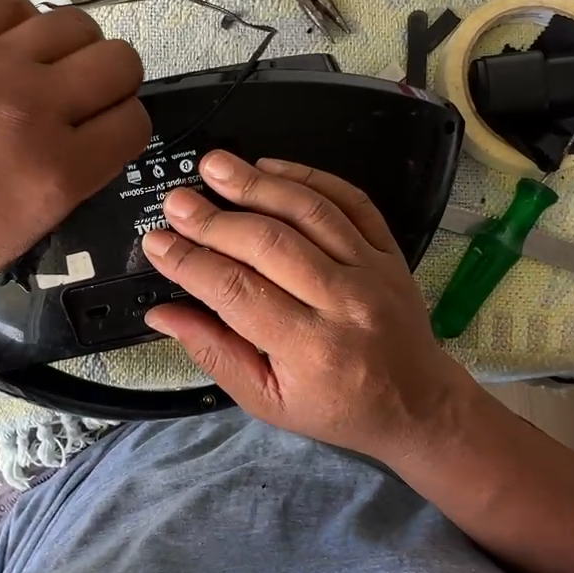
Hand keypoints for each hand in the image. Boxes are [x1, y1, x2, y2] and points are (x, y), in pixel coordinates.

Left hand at [0, 0, 149, 340]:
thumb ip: (60, 186)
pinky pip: (10, 5)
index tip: (106, 136)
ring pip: (75, 23)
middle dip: (112, 85)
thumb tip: (81, 144)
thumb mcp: (9, 241)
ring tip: (41, 73)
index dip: (125, 130)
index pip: (134, 124)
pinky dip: (18, 24)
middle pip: (120, 62)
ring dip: (72, 50)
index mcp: (54, 175)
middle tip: (81, 103)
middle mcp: (33, 109)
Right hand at [141, 150, 481, 462]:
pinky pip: (350, 200)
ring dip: (257, 184)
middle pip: (269, 245)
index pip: (237, 292)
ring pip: (309, 213)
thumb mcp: (267, 401)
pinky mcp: (389, 249)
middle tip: (176, 202)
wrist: (417, 402)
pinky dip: (309, 177)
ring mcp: (372, 271)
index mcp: (311, 350)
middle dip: (215, 219)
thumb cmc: (336, 407)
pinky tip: (270, 165)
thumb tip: (161, 313)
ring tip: (214, 165)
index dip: (190, 263)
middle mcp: (345, 304)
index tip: (156, 242)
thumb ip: (214, 352)